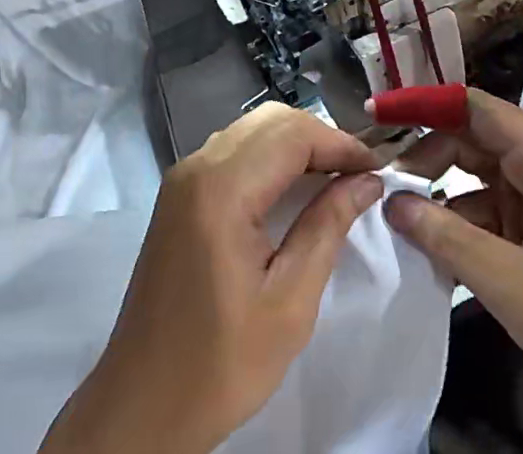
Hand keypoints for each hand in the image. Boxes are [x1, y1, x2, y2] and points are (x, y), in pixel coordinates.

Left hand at [38, 103, 383, 453]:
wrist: (144, 400)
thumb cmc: (221, 361)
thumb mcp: (289, 301)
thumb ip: (328, 227)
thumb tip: (366, 181)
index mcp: (221, 189)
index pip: (291, 134)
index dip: (340, 144)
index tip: (379, 170)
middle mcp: (196, 167)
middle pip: (269, 122)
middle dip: (320, 138)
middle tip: (359, 175)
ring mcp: (182, 178)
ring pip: (250, 131)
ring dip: (295, 144)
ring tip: (335, 180)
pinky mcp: (178, 194)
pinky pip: (232, 152)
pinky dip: (269, 157)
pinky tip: (294, 189)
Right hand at [387, 89, 522, 453]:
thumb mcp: (517, 286)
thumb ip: (448, 239)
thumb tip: (391, 202)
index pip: (476, 107)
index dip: (423, 103)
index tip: (375, 113)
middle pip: (472, 139)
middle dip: (425, 155)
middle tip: (379, 179)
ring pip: (478, 176)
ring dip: (440, 193)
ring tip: (397, 218)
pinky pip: (491, 210)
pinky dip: (460, 223)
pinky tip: (434, 250)